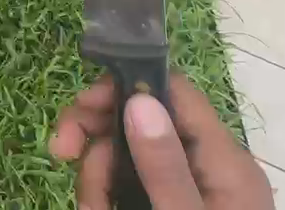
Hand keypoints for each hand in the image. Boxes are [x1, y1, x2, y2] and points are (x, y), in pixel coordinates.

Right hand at [50, 73, 273, 209]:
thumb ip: (165, 168)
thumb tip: (140, 99)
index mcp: (224, 162)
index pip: (173, 90)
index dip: (123, 86)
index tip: (82, 109)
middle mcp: (210, 167)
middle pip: (140, 117)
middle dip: (95, 134)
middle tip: (60, 152)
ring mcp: (192, 190)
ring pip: (127, 152)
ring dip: (96, 174)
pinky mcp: (175, 207)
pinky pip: (131, 183)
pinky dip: (106, 194)